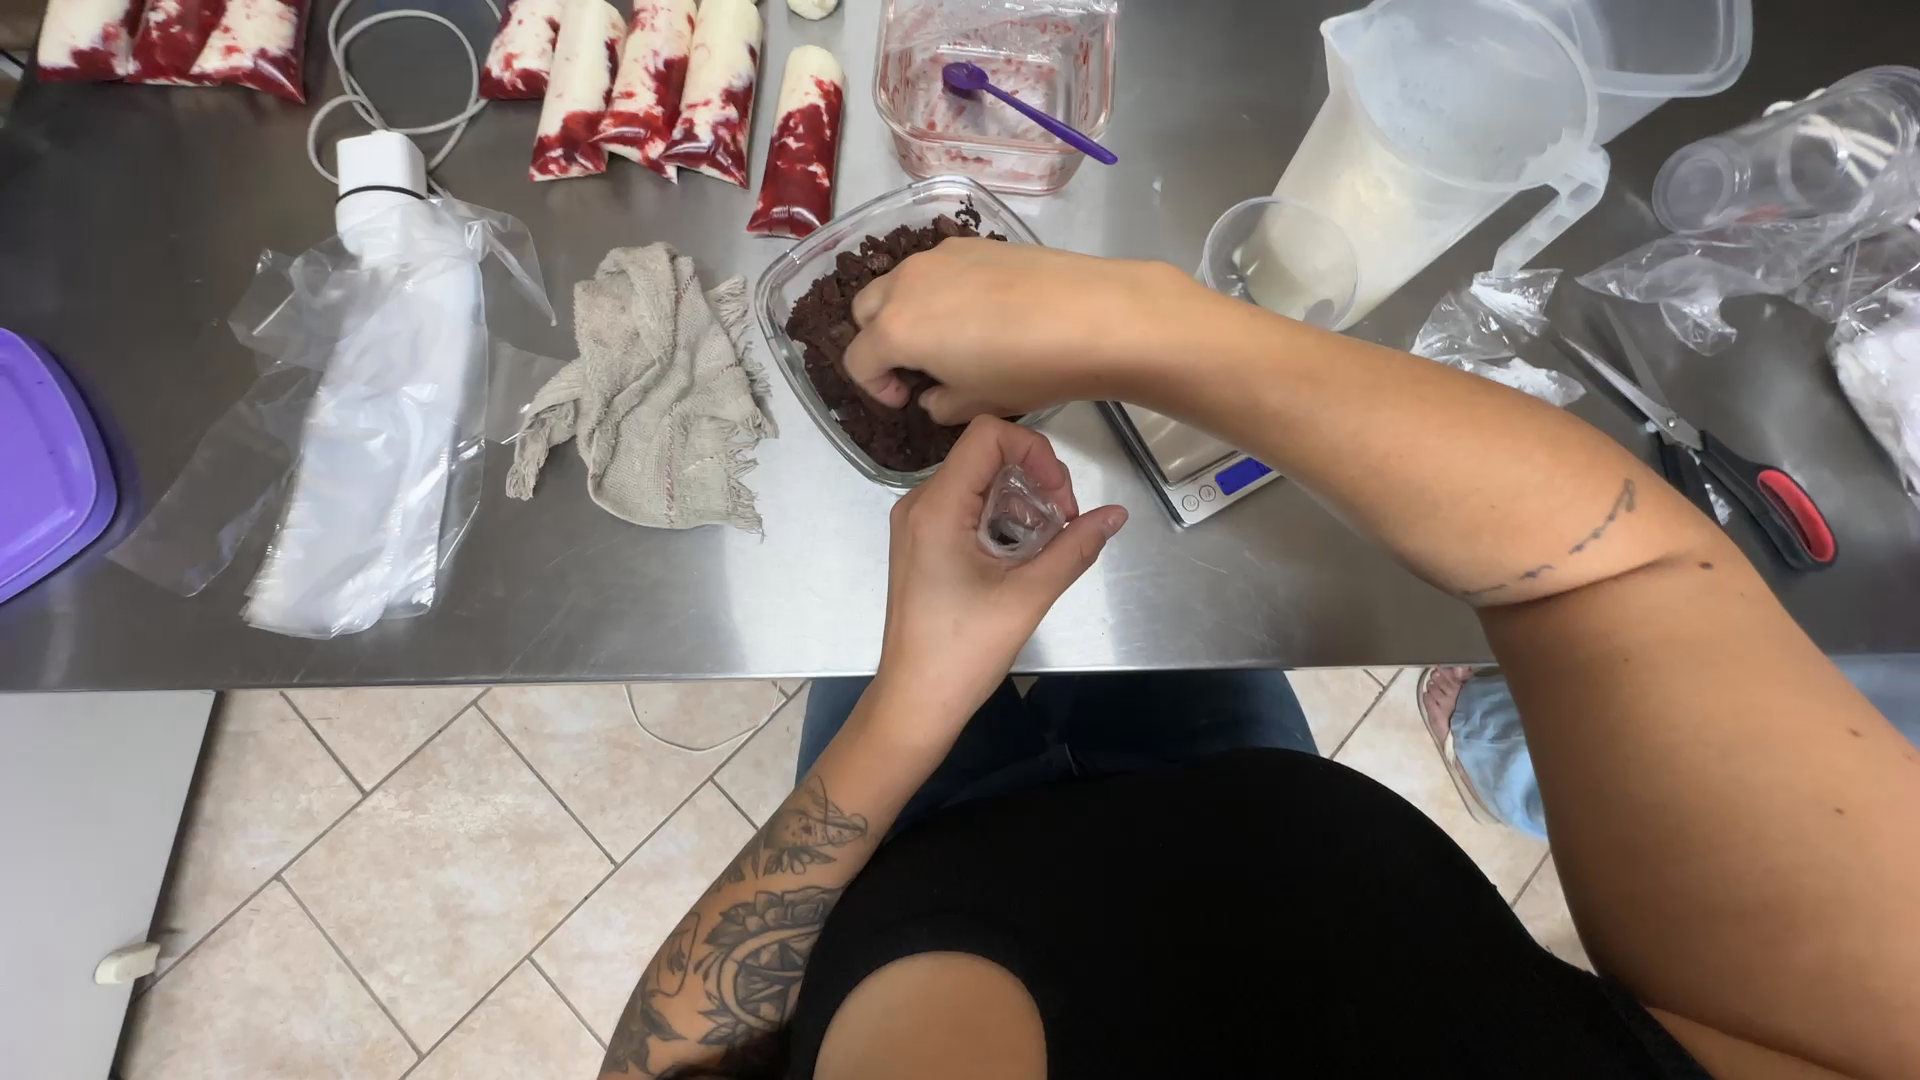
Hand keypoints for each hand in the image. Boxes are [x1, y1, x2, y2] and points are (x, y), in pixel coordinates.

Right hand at [844, 239, 1208, 423]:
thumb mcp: (976, 403)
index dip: (876, 389)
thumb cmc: (1027, 370)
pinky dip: (937, 292)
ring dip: (906, 314)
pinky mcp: (972, 240)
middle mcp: (905, 283)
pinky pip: (935, 269)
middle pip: (866, 313)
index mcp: (896, 330)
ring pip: (898, 284)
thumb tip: (930, 394)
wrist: (1093, 317)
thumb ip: (938, 404)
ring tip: (949, 340)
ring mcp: (938, 255)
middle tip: (919, 369)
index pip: (857, 362)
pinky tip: (981, 313)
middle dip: (881, 344)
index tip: (907, 401)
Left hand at [867, 417, 1127, 738]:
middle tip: (1064, 522)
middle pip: (984, 455)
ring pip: (977, 482)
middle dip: (1034, 478)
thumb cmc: (963, 651)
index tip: (1060, 495)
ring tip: (1047, 543)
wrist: (916, 700)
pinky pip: (965, 508)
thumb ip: (1074, 548)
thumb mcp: (1028, 596)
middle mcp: (920, 504)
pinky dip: (1000, 518)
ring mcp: (917, 524)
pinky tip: (1021, 554)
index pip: (988, 435)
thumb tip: (1115, 515)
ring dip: (1020, 501)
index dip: (1034, 450)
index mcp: (937, 507)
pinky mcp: (922, 544)